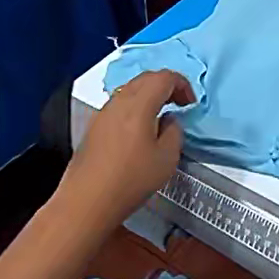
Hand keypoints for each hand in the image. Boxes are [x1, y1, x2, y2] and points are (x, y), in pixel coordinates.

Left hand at [56, 70, 194, 233]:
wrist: (86, 201)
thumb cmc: (130, 180)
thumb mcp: (167, 158)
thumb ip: (174, 131)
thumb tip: (170, 120)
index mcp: (139, 104)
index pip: (164, 77)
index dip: (182, 84)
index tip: (191, 103)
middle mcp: (119, 102)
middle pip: (146, 78)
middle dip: (167, 85)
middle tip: (180, 102)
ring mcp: (103, 113)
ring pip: (130, 90)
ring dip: (150, 95)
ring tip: (161, 114)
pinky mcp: (94, 126)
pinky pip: (119, 104)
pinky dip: (135, 106)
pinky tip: (140, 128)